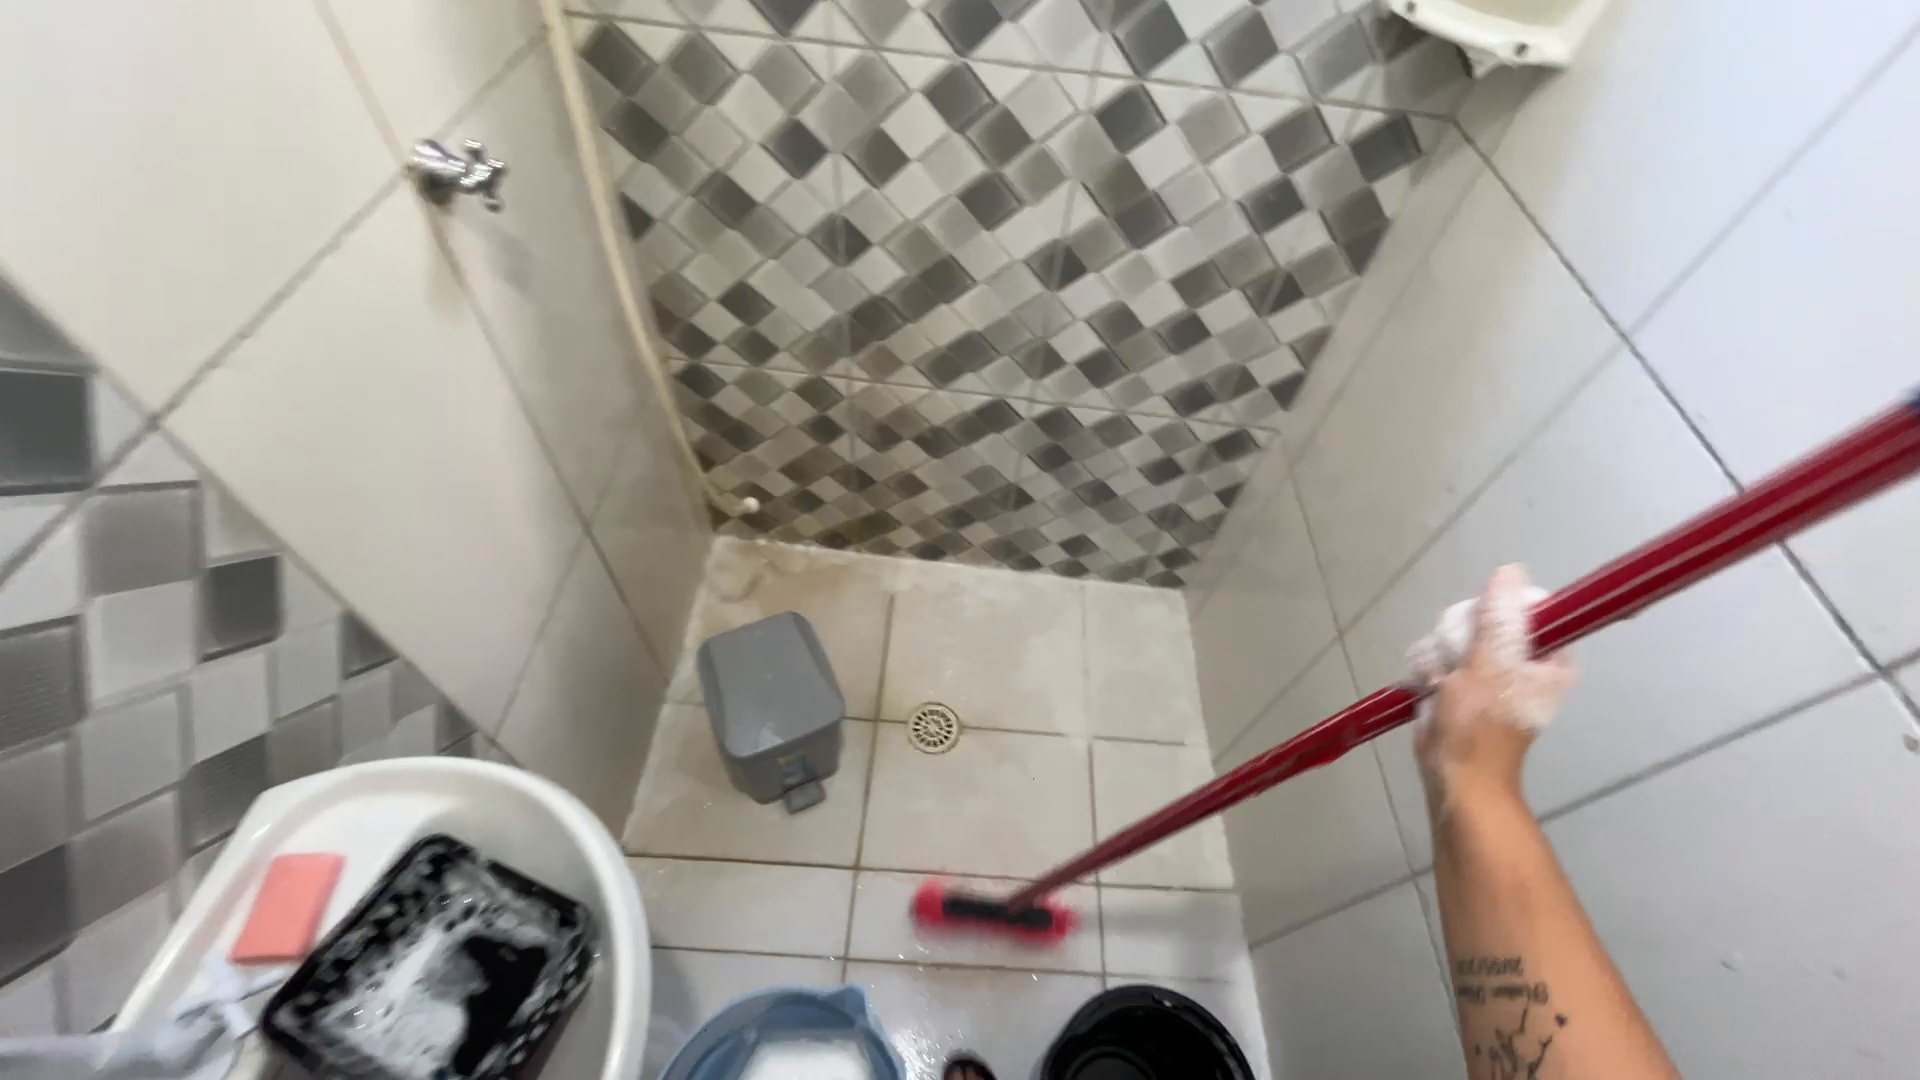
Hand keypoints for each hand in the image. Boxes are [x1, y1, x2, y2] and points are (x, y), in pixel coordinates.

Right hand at [1415, 564, 1574, 811]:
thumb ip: (1501, 619)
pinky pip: (1432, 652)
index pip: (1521, 607)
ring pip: (1449, 633)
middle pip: (1478, 616)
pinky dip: (1424, 667)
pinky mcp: (1454, 679)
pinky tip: (1427, 685)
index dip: (1494, 611)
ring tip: (1441, 681)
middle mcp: (1518, 658)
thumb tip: (1508, 571)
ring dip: (1436, 654)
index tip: (1479, 630)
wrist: (1452, 770)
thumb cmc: (1482, 724)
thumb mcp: (1493, 665)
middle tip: (1457, 661)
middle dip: (1456, 636)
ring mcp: (1484, 668)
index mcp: (1546, 655)